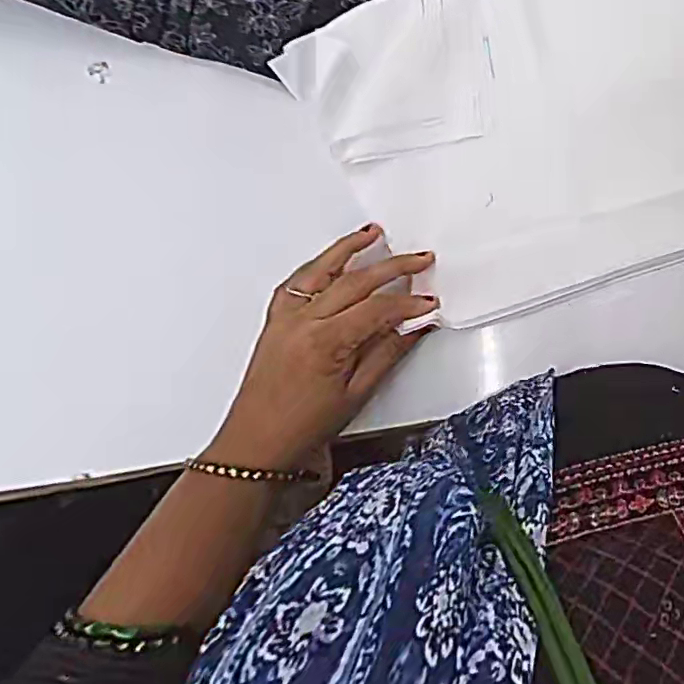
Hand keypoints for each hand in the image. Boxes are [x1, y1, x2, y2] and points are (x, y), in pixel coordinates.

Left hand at [206, 224, 438, 470]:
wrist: (255, 448)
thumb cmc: (300, 428)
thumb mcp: (358, 392)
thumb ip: (389, 352)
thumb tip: (416, 326)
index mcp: (324, 343)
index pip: (378, 308)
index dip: (409, 302)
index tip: (429, 303)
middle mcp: (301, 324)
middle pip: (355, 281)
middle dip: (394, 266)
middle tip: (421, 258)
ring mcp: (285, 320)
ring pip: (320, 271)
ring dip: (348, 249)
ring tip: (372, 234)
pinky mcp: (275, 323)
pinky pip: (296, 284)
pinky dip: (317, 266)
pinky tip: (332, 260)